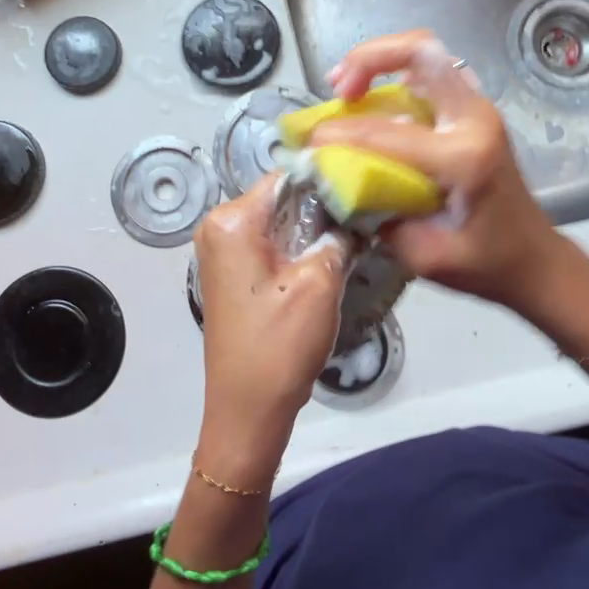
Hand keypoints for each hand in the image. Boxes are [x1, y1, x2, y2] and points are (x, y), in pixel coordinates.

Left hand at [193, 175, 348, 485]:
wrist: (247, 411)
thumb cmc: (279, 346)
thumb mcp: (320, 284)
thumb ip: (338, 236)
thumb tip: (358, 210)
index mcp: (231, 220)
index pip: (286, 177)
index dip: (327, 178)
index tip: (367, 185)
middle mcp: (218, 226)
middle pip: (281, 198)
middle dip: (322, 205)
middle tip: (369, 212)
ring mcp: (222, 251)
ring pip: (278, 222)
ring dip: (313, 229)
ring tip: (356, 235)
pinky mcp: (232, 273)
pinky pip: (270, 244)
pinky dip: (297, 248)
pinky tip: (330, 259)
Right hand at [314, 29, 584, 315]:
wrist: (535, 259)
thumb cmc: (487, 264)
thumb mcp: (426, 257)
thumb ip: (378, 217)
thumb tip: (336, 183)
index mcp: (465, 157)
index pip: (388, 133)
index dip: (342, 134)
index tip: (311, 142)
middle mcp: (475, 120)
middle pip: (420, 52)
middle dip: (367, 59)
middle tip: (336, 87)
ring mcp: (479, 109)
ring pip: (426, 52)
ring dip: (380, 60)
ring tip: (344, 86)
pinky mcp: (474, 111)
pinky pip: (431, 72)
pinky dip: (395, 72)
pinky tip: (371, 96)